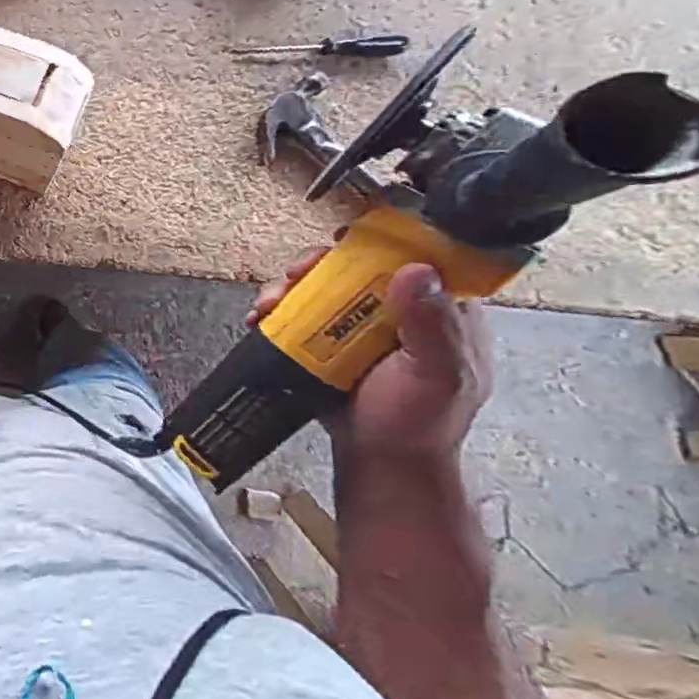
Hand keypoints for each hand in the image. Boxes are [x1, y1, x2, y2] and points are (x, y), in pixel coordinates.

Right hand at [250, 251, 491, 461]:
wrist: (378, 459)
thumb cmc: (417, 420)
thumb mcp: (438, 374)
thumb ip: (431, 325)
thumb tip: (413, 269)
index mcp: (440, 312)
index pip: (415, 260)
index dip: (381, 243)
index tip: (346, 239)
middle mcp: (396, 311)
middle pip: (354, 270)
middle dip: (317, 265)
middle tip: (296, 273)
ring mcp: (355, 327)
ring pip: (319, 290)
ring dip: (287, 289)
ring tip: (268, 304)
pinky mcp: (322, 342)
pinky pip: (296, 316)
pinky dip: (274, 312)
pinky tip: (258, 319)